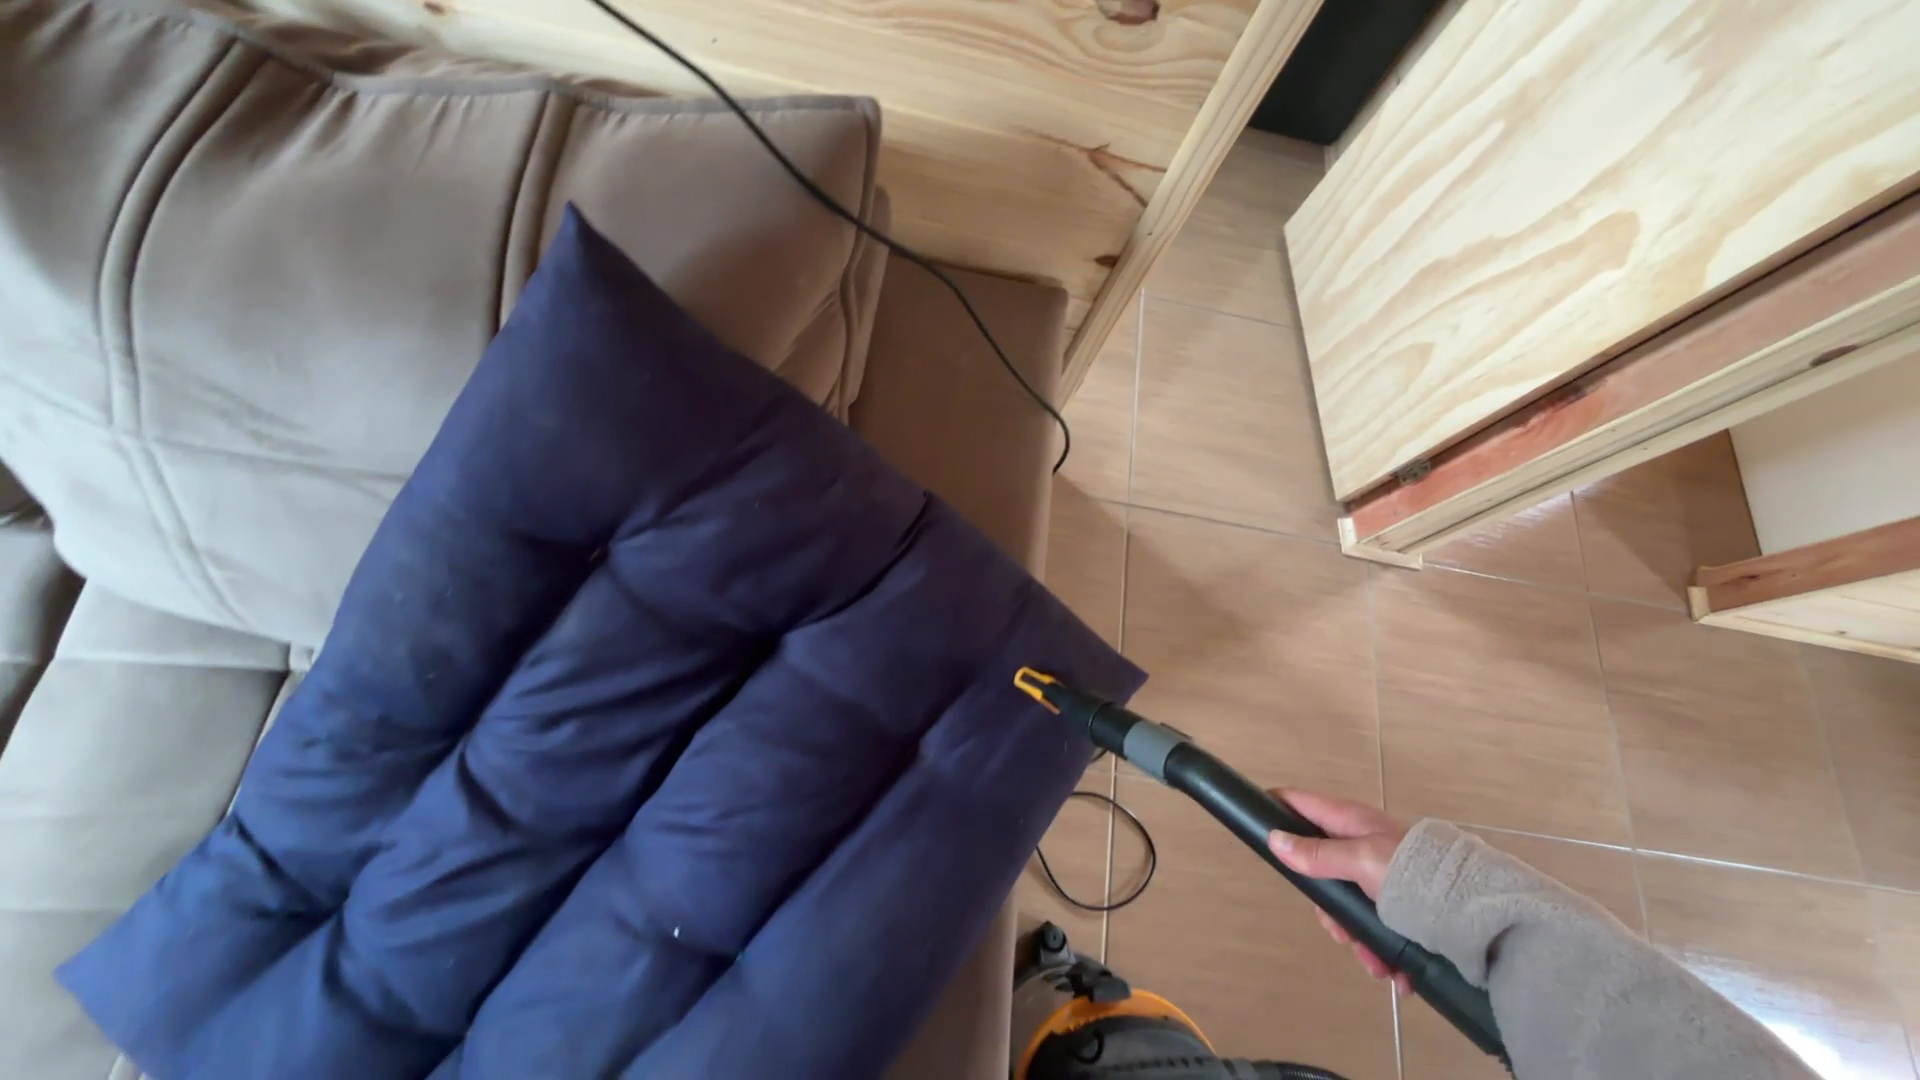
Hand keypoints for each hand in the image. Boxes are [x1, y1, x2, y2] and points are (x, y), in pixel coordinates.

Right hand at [1265, 788, 1411, 993]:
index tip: (1255, 825)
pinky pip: (1380, 927)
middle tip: (1338, 932)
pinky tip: (1395, 972)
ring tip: (1377, 965)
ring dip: (1358, 939)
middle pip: (1321, 869)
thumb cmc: (1418, 875)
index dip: (1274, 806)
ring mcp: (1384, 877)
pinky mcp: (1406, 906)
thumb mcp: (1362, 860)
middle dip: (1328, 908)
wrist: (1487, 915)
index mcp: (1351, 822)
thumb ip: (1318, 853)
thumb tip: (1274, 838)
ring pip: (1350, 905)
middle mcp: (1364, 846)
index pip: (1299, 801)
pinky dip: (1384, 952)